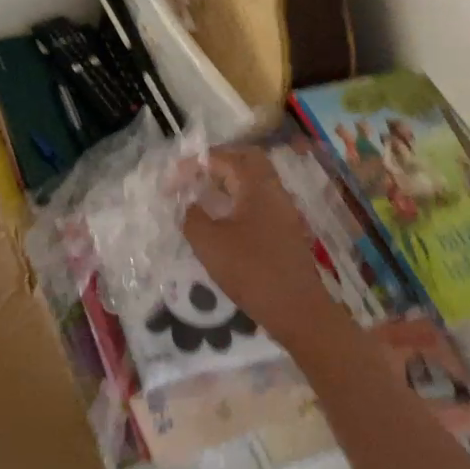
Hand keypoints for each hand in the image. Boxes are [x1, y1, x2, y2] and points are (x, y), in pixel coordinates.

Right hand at [182, 147, 349, 347]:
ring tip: (204, 196)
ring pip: (256, 179)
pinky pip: (261, 199)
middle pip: (247, 159)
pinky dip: (240, 198)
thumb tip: (189, 205)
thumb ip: (192, 217)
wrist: (297, 309)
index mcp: (256, 186)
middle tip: (194, 177)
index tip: (172, 181)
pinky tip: (224, 218)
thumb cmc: (251, 271)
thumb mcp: (209, 244)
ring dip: (230, 180)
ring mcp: (284, 210)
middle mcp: (274, 190)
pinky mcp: (286, 229)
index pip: (224, 159)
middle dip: (218, 162)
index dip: (194, 164)